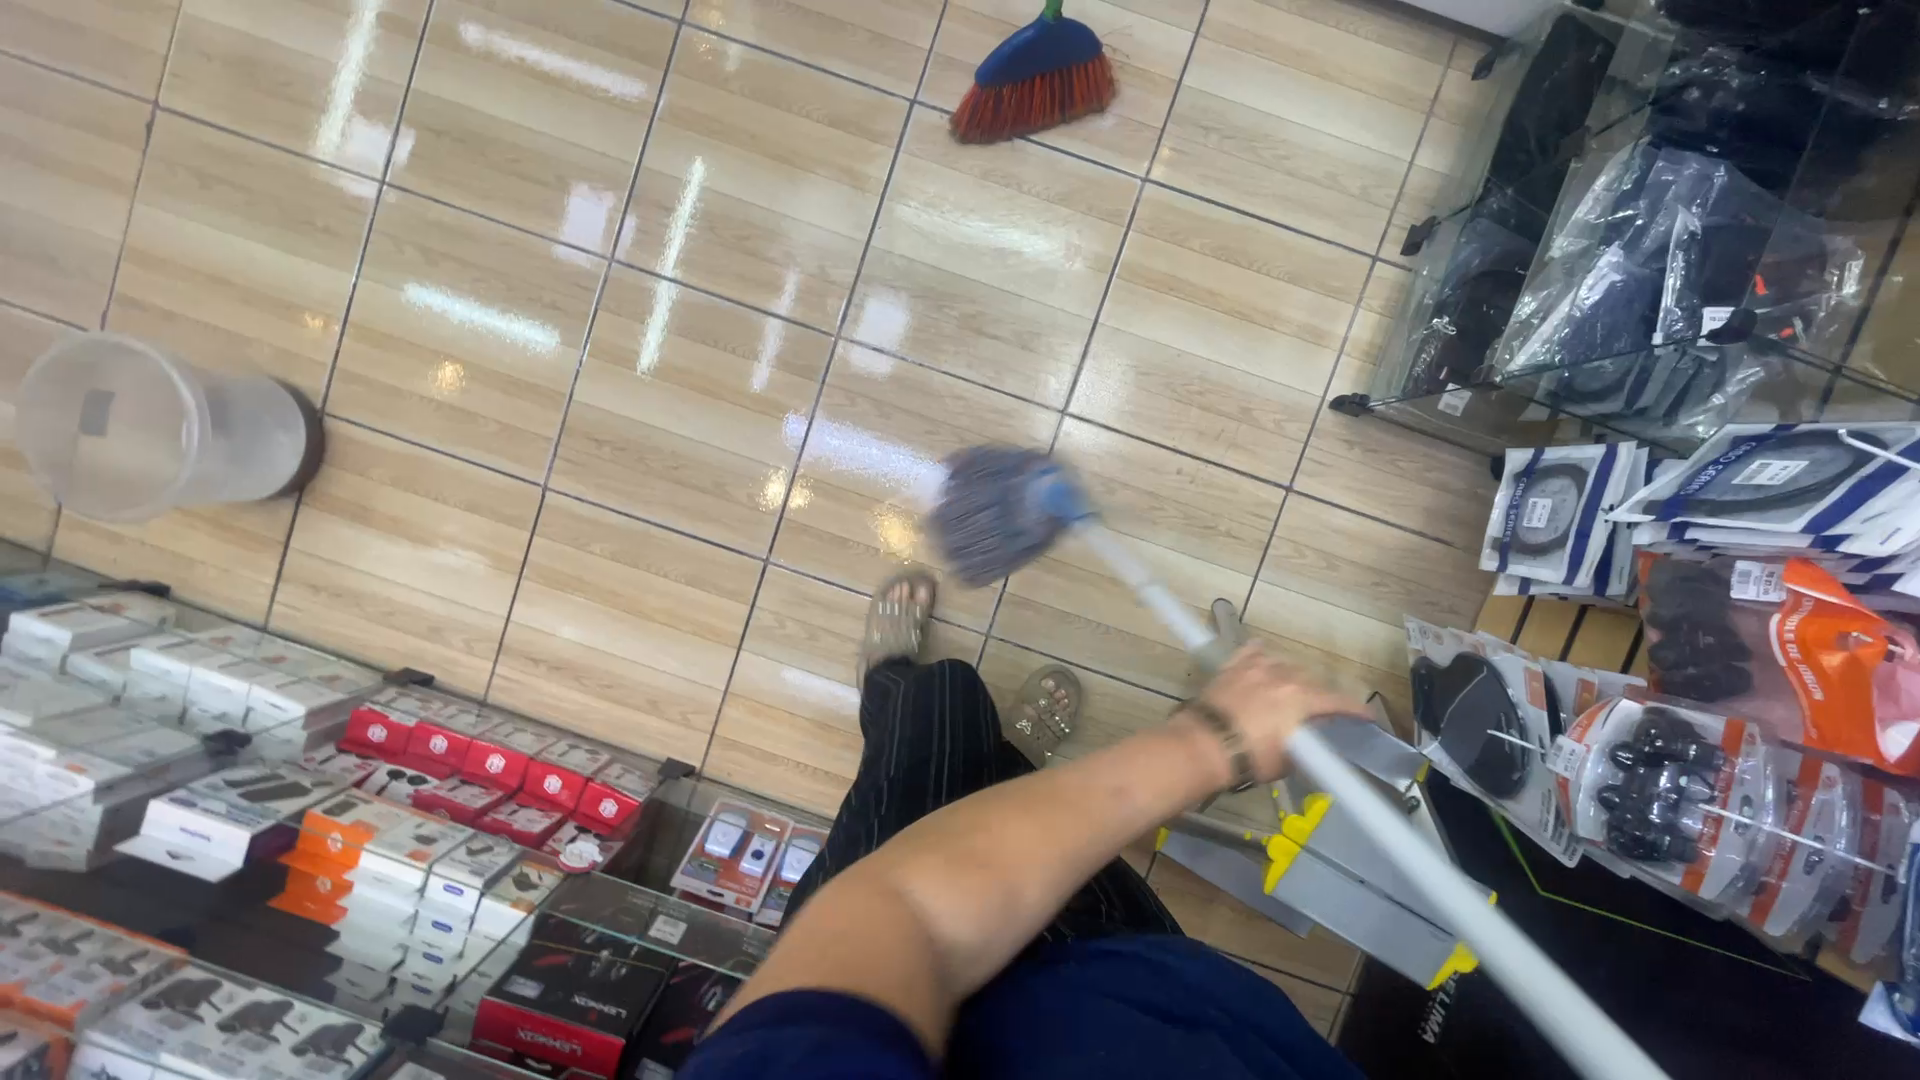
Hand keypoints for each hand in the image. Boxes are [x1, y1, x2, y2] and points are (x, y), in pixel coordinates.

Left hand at [1182, 644, 1366, 782]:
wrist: (1204, 743)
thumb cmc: (1249, 757)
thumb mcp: (1288, 760)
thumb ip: (1305, 745)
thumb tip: (1309, 742)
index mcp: (1302, 698)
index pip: (1338, 701)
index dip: (1355, 710)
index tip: (1365, 717)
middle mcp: (1283, 675)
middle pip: (1311, 681)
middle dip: (1319, 696)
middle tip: (1317, 711)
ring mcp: (1256, 666)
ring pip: (1284, 664)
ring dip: (1291, 676)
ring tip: (1289, 690)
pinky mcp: (1232, 665)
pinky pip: (1253, 653)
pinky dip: (1262, 657)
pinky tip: (1263, 658)